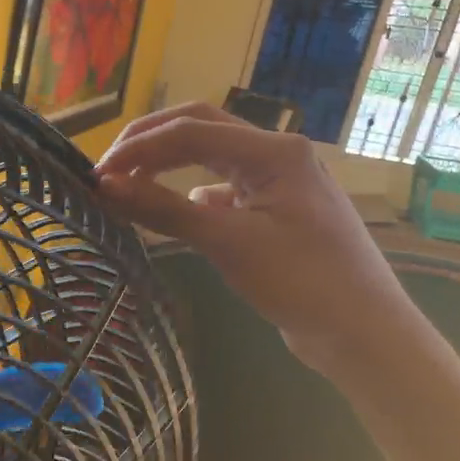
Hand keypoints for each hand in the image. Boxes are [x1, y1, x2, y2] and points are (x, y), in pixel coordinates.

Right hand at [94, 102, 424, 371]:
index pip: (190, 131)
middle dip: (151, 142)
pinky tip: (179, 212)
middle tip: (109, 168)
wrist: (362, 331)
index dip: (138, 148)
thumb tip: (104, 186)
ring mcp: (280, 181)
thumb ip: (163, 209)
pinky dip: (192, 192)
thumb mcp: (226, 242)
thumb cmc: (300, 281)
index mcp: (274, 151)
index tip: (97, 175)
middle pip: (202, 128)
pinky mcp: (277, 208)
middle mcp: (278, 154)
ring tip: (131, 184)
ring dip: (170, 163)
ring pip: (213, 156)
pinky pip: (226, 186)